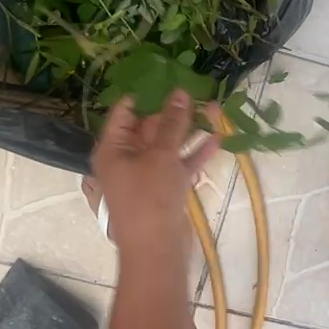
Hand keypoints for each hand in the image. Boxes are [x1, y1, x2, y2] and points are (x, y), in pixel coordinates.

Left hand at [90, 91, 216, 262]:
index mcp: (112, 149)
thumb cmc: (150, 197)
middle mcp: (125, 160)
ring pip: (167, 147)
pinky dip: (194, 154)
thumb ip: (173, 123)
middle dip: (174, 113)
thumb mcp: (161, 154)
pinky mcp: (164, 191)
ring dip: (189, 131)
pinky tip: (217, 139)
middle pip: (148, 128)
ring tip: (215, 111)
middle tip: (198, 94)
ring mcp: (146, 176)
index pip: (124, 113)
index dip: (145, 95)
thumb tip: (180, 92)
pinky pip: (178, 166)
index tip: (168, 78)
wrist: (157, 250)